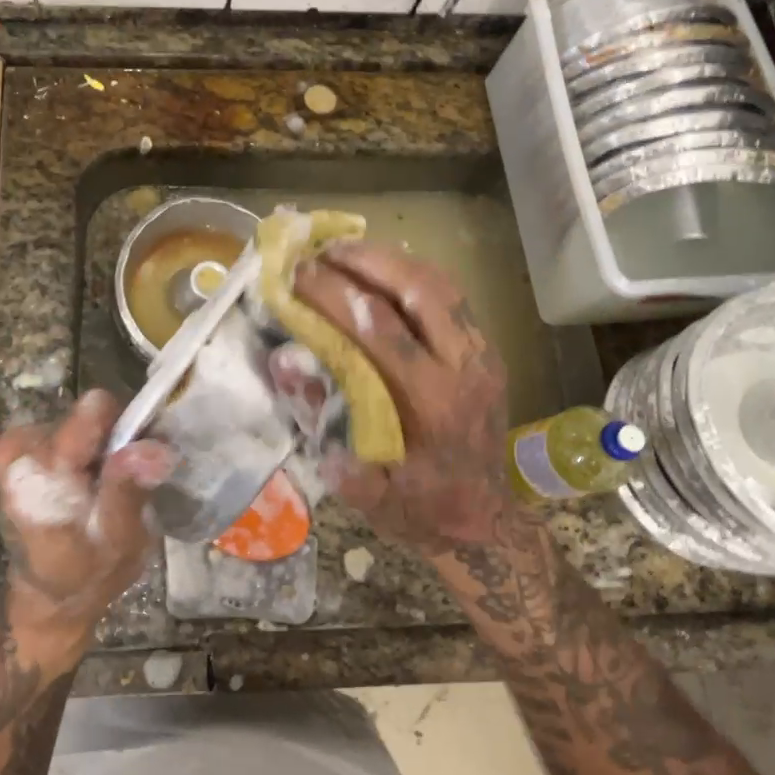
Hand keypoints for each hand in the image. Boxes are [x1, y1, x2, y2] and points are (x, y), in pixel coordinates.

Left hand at [0, 389, 175, 653]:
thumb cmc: (86, 572)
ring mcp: (16, 444)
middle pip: (91, 415)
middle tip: (120, 489)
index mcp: (40, 468)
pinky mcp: (21, 447)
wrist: (50, 594)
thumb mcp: (118, 541)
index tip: (141, 463)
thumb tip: (153, 447)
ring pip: (84, 422)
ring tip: (105, 492)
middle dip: (114, 445)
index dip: (128, 430)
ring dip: (102, 452)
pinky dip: (87, 455)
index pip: (95, 411)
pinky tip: (90, 487)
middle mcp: (20, 445)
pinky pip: (71, 431)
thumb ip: (129, 490)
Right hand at [292, 242, 533, 552]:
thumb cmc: (420, 510)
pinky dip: (413, 274)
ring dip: (392, 261)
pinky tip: (382, 270)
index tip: (298, 273)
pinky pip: (451, 297)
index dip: (336, 295)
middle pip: (420, 290)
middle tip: (323, 250)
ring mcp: (482, 356)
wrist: (484, 523)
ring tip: (347, 252)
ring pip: (440, 285)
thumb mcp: (372, 493)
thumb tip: (288, 368)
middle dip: (368, 262)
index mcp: (434, 403)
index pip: (381, 330)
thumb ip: (328, 431)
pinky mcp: (486, 352)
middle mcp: (465, 368)